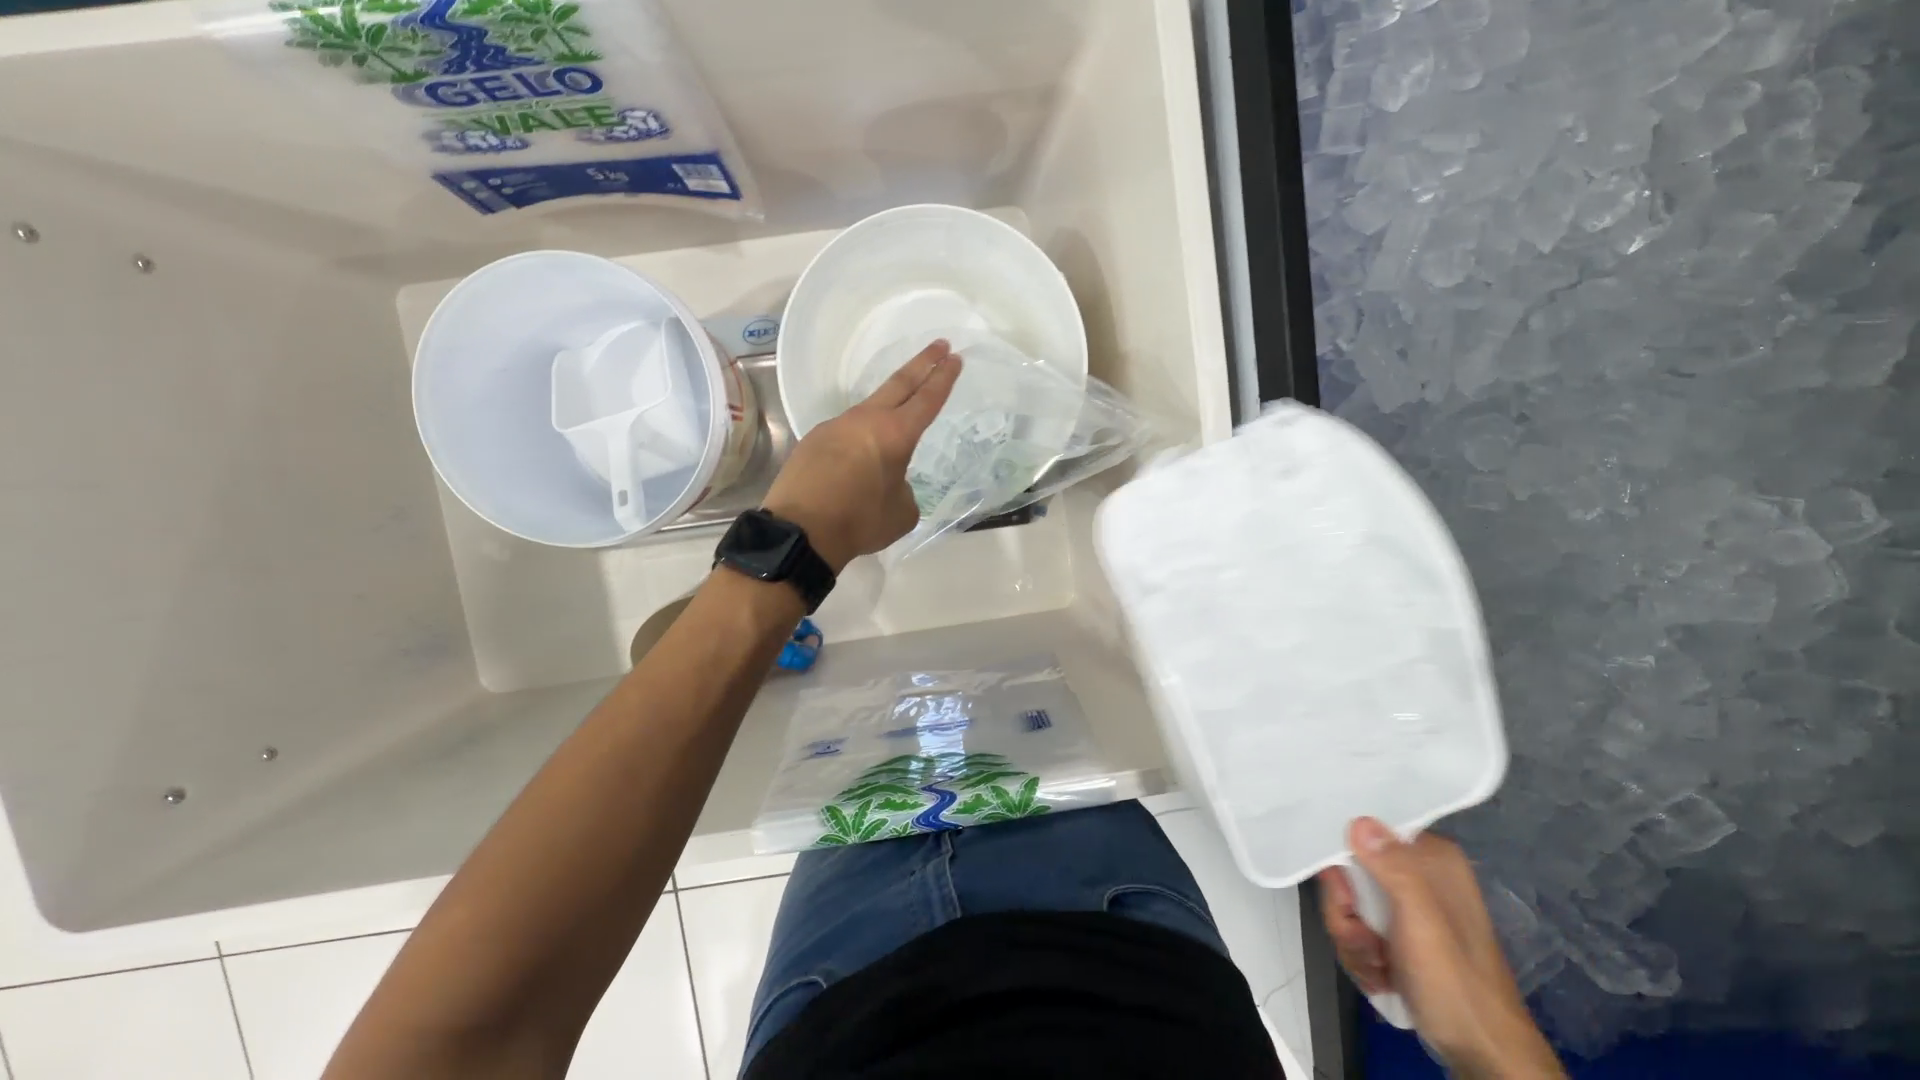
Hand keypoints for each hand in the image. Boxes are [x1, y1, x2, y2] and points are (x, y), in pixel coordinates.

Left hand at [762, 339, 961, 571]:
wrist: (801, 531)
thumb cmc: (860, 521)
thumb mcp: (901, 513)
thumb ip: (903, 490)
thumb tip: (890, 482)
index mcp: (895, 434)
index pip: (927, 399)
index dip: (944, 378)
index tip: (955, 357)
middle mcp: (865, 420)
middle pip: (899, 384)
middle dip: (922, 363)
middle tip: (939, 345)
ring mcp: (835, 427)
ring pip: (867, 410)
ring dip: (886, 408)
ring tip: (896, 422)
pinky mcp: (812, 441)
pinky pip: (843, 435)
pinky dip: (857, 440)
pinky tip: (856, 461)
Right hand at [1318, 819, 1565, 1079]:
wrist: (1482, 1052)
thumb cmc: (1455, 982)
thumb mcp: (1422, 922)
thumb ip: (1393, 869)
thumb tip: (1359, 820)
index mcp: (1432, 859)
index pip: (1366, 834)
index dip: (1345, 866)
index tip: (1347, 900)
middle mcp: (1421, 877)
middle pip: (1350, 875)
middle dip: (1348, 916)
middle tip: (1368, 943)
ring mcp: (1411, 909)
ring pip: (1350, 908)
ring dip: (1354, 943)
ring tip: (1380, 969)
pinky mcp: (1402, 938)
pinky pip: (1359, 932)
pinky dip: (1363, 958)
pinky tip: (1383, 978)